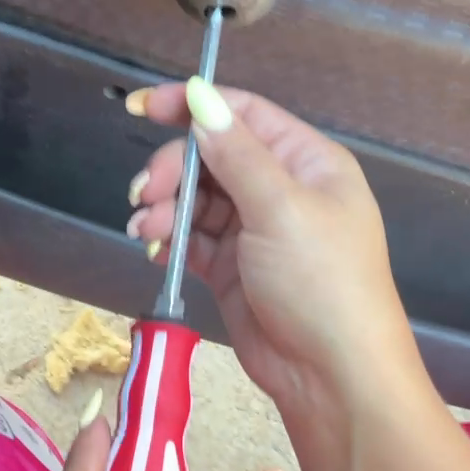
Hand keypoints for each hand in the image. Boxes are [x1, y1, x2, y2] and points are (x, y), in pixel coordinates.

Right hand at [126, 79, 418, 427]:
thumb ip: (237, 153)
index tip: (141, 106)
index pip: (241, 115)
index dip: (191, 105)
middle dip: (172, 171)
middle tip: (145, 195)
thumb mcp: (280, 209)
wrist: (328, 373)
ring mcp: (252, 229)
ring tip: (145, 230)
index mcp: (305, 162)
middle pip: (209, 157)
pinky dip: (168, 240)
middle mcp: (278, 188)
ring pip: (194, 199)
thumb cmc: (320, 282)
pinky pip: (189, 238)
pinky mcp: (229, 266)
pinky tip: (154, 250)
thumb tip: (200, 97)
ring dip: (163, 209)